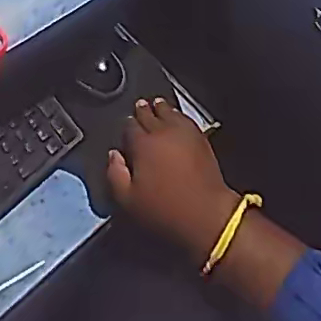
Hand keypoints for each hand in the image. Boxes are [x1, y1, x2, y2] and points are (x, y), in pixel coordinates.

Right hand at [105, 97, 240, 264]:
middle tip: (139, 105)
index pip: (129, 126)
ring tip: (157, 104)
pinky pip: (186, 119)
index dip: (126, 125)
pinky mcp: (201, 139)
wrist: (207, 216)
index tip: (125, 126)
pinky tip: (177, 116)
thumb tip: (113, 156)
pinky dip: (179, 115)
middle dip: (142, 110)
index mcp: (142, 144)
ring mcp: (183, 133)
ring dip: (161, 108)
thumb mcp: (128, 201)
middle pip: (149, 114)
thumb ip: (115, 174)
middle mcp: (162, 132)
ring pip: (169, 112)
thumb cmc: (164, 210)